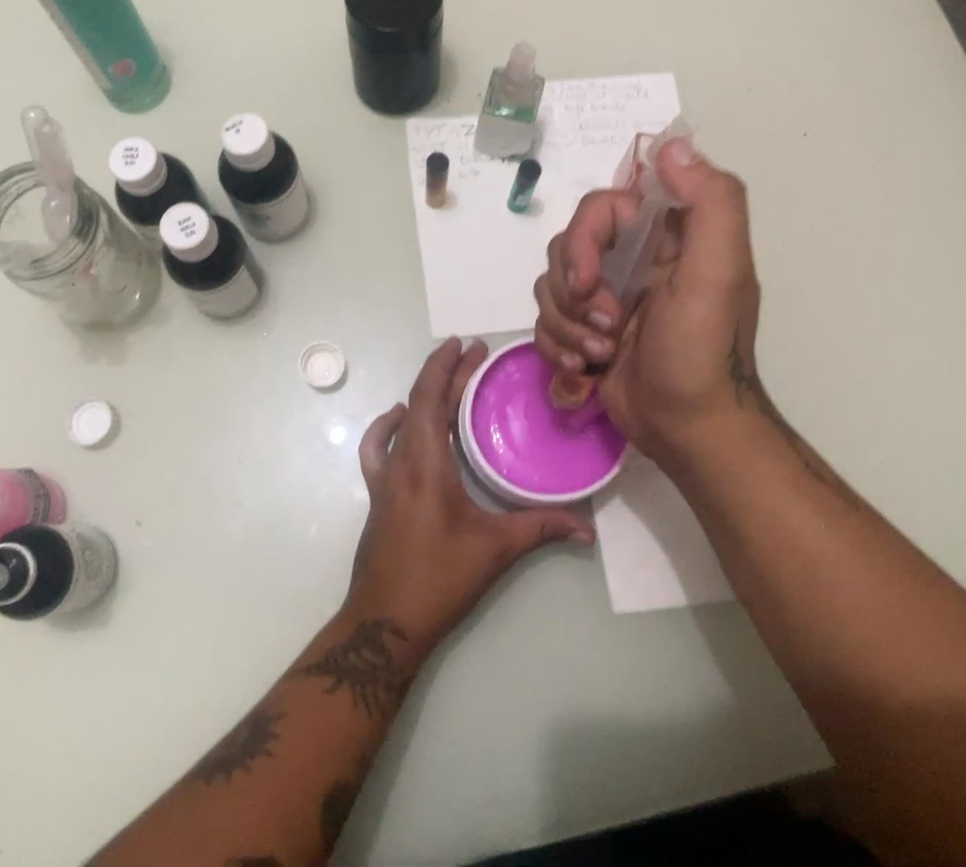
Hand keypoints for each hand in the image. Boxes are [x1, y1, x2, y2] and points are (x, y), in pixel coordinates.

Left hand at [350, 338, 595, 650]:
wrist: (385, 620)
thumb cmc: (439, 578)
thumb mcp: (495, 549)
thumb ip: (541, 529)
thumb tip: (587, 528)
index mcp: (423, 464)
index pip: (429, 398)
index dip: (444, 366)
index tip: (462, 343)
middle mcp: (397, 463)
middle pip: (417, 404)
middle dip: (444, 377)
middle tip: (473, 357)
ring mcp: (382, 481)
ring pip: (397, 424)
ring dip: (420, 400)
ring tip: (445, 386)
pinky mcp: (378, 498)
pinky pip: (379, 450)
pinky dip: (390, 429)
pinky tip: (402, 427)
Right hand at [534, 137, 760, 464]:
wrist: (688, 429)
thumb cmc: (703, 352)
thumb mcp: (721, 273)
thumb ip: (710, 202)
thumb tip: (670, 145)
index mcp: (667, 238)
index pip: (603, 205)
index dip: (585, 237)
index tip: (588, 278)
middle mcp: (634, 261)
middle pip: (567, 246)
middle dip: (573, 292)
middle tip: (603, 325)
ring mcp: (606, 299)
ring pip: (551, 286)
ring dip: (567, 325)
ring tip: (598, 355)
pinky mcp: (586, 334)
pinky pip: (547, 322)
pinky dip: (558, 346)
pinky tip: (583, 372)